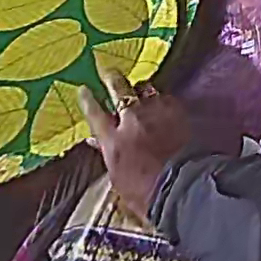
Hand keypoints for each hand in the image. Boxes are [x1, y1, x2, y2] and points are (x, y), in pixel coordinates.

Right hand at [78, 69, 192, 218]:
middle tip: (109, 70)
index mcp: (112, 140)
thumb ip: (108, 151)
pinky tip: (160, 102)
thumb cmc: (143, 189)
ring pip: (144, 88)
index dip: (87, 99)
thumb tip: (97, 138)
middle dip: (112, 78)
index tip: (82, 88)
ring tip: (138, 88)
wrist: (178, 182)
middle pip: (119, 90)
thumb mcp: (116, 174)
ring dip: (139, 88)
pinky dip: (159, 98)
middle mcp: (131, 119)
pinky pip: (164, 96)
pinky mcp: (175, 108)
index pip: (95, 113)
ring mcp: (154, 111)